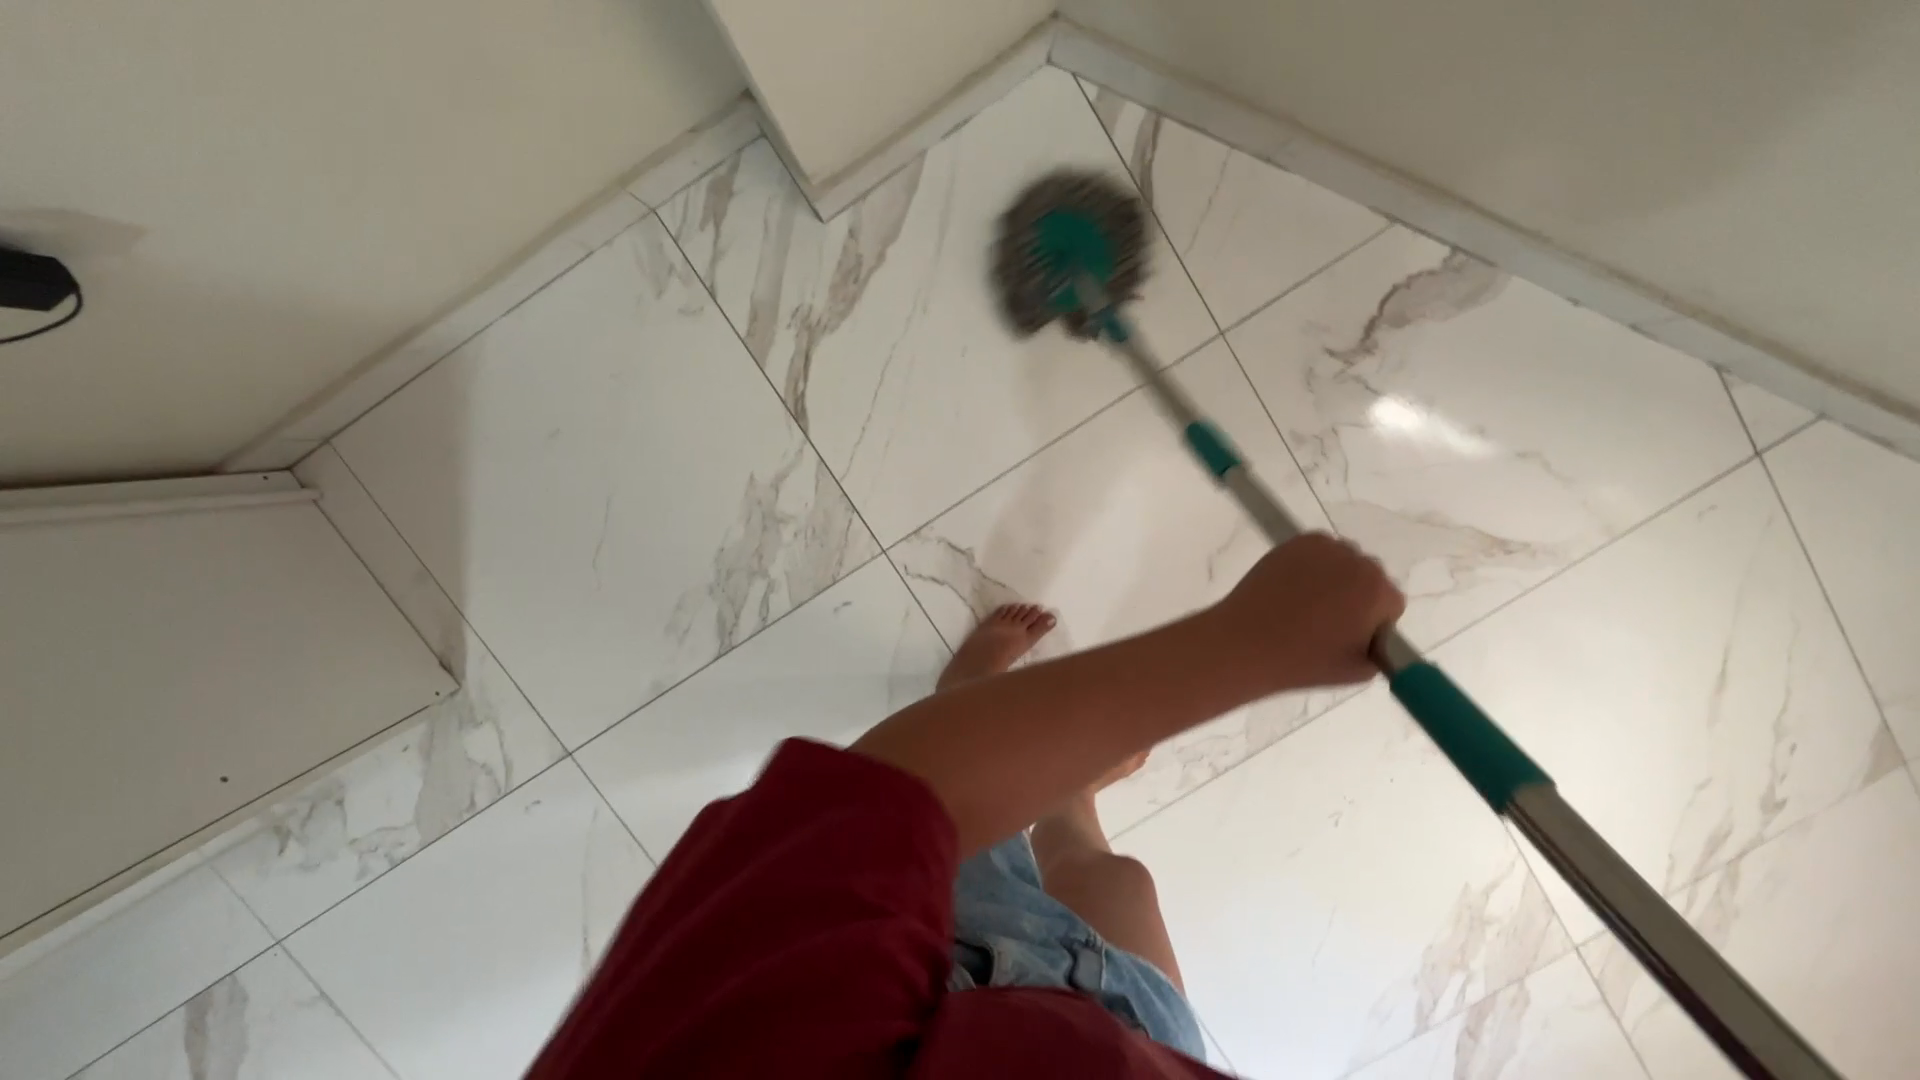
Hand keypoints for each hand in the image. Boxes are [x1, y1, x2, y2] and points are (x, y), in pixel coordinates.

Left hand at [1207, 532, 1406, 693]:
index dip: (1372, 623)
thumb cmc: (1302, 661)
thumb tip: (1374, 637)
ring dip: (1333, 578)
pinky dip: (1311, 565)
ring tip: (1304, 605)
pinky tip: (1292, 588)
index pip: (1391, 605)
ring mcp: (1324, 547)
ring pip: (1343, 563)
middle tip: (1324, 621)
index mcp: (1378, 592)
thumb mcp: (1358, 670)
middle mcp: (1357, 561)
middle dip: (1354, 597)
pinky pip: (1317, 551)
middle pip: (1368, 579)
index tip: (1347, 637)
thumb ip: (1380, 651)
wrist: (1245, 642)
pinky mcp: (1295, 542)